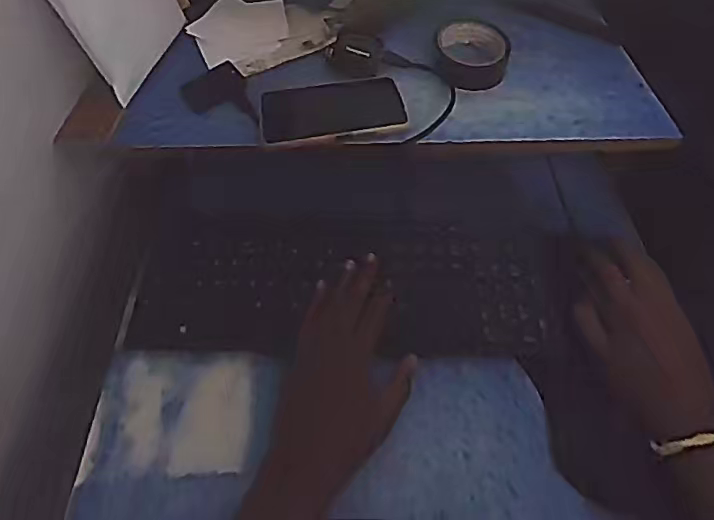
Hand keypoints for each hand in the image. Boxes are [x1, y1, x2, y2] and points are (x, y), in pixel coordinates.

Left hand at [238, 256, 416, 519]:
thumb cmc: (347, 441)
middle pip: (352, 303)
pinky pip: (309, 318)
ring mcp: (315, 345)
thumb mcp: (381, 418)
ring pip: (330, 305)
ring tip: (351, 263)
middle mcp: (336, 343)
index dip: (383, 300)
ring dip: (341, 283)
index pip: (374, 319)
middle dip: (364, 280)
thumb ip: (399, 386)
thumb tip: (413, 358)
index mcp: (359, 357)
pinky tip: (320, 286)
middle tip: (372, 257)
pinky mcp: (299, 352)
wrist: (303, 457)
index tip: (390, 283)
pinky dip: (316, 300)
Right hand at [573, 240, 713, 441]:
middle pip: (629, 258)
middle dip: (612, 245)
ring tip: (617, 248)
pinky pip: (661, 279)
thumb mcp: (602, 357)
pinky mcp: (681, 312)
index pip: (603, 267)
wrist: (688, 413)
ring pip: (649, 265)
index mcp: (623, 307)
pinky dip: (647, 266)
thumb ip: (588, 322)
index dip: (588, 253)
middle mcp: (646, 298)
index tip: (576, 245)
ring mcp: (668, 303)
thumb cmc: (638, 388)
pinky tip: (640, 270)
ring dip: (632, 253)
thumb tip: (581, 295)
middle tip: (598, 240)